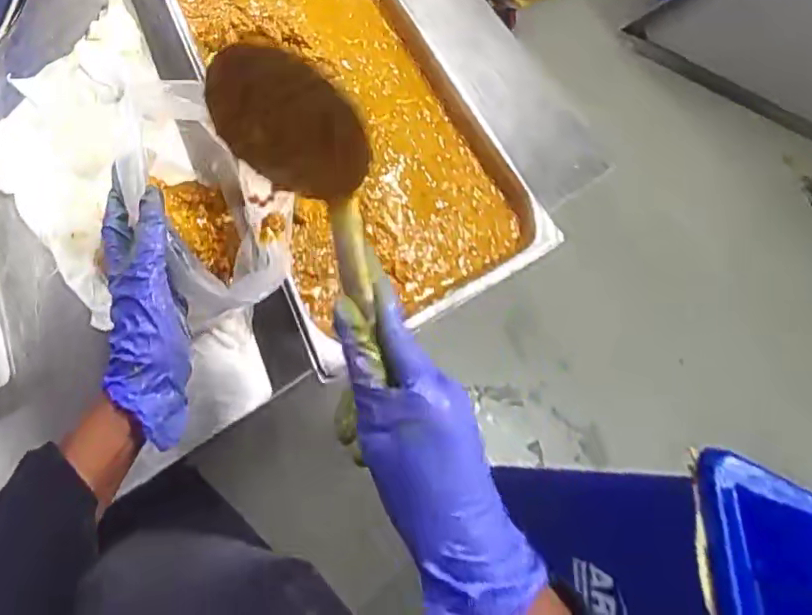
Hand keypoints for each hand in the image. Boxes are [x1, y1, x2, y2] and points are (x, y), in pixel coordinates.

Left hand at [101, 182, 191, 449]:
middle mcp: (133, 271)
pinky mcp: (165, 298)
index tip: (127, 171)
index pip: (118, 222)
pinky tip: (186, 242)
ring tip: (168, 204)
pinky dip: (173, 247)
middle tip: (150, 182)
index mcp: (123, 264)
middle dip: (136, 207)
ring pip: (148, 246)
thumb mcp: (148, 278)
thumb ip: (150, 239)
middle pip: (131, 232)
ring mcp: (149, 285)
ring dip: (155, 225)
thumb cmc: (147, 328)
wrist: (154, 376)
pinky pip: (167, 263)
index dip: (120, 198)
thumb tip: (149, 200)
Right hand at [335, 275, 547, 614]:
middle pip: (395, 358)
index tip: (362, 268)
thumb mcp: (376, 424)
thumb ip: (363, 368)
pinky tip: (385, 447)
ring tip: (364, 440)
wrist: (464, 543)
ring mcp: (450, 406)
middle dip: (369, 372)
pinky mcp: (453, 426)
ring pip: (402, 385)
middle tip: (350, 408)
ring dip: (379, 400)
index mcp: (424, 378)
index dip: (376, 298)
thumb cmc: (413, 480)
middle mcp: (442, 383)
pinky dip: (394, 414)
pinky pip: (416, 405)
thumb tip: (347, 316)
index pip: (394, 326)